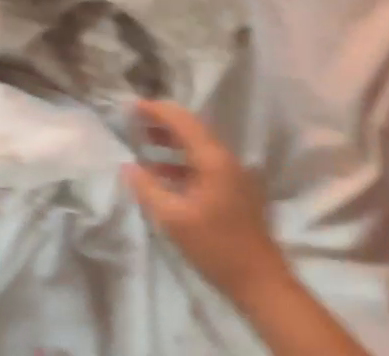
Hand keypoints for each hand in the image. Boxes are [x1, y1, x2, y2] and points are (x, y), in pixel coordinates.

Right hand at [123, 100, 289, 301]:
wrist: (261, 283)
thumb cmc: (216, 247)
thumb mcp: (174, 219)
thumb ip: (148, 188)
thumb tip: (127, 166)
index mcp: (213, 160)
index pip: (182, 121)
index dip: (156, 110)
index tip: (131, 106)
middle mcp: (226, 160)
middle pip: (192, 129)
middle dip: (162, 121)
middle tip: (134, 120)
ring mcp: (233, 175)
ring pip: (198, 145)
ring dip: (171, 140)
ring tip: (144, 140)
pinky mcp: (234, 190)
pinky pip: (203, 163)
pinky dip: (181, 160)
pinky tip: (162, 172)